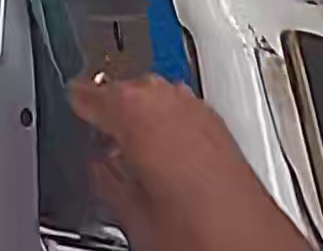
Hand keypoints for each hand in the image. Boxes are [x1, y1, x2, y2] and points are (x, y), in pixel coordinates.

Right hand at [70, 74, 309, 250]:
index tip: (69, 104)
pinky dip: (164, 117)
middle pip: (120, 88)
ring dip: (137, 111)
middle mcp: (162, 95)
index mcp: (132, 108)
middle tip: (95, 133)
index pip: (87, 90)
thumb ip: (106, 177)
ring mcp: (190, 103)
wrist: (253, 245)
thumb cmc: (200, 233)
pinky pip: (175, 104)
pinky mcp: (212, 117)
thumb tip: (99, 165)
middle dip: (107, 109)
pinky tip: (162, 149)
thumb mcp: (131, 213)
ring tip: (128, 146)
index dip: (73, 99)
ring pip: (149, 93)